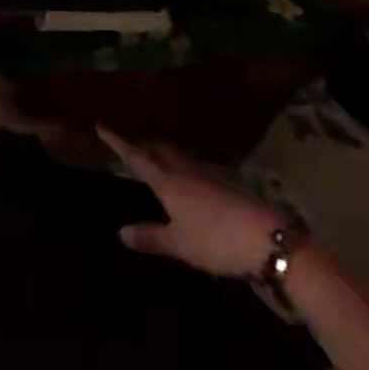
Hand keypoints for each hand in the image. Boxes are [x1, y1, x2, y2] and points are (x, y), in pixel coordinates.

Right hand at [99, 124, 286, 277]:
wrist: (267, 239)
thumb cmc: (215, 240)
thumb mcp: (179, 244)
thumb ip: (150, 237)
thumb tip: (121, 232)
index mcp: (169, 181)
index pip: (137, 157)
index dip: (118, 142)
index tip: (101, 125)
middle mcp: (186, 170)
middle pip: (159, 150)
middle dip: (143, 146)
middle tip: (128, 146)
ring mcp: (209, 174)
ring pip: (178, 156)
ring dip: (162, 154)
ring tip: (154, 159)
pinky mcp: (225, 183)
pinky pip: (194, 166)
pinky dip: (181, 166)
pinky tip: (186, 180)